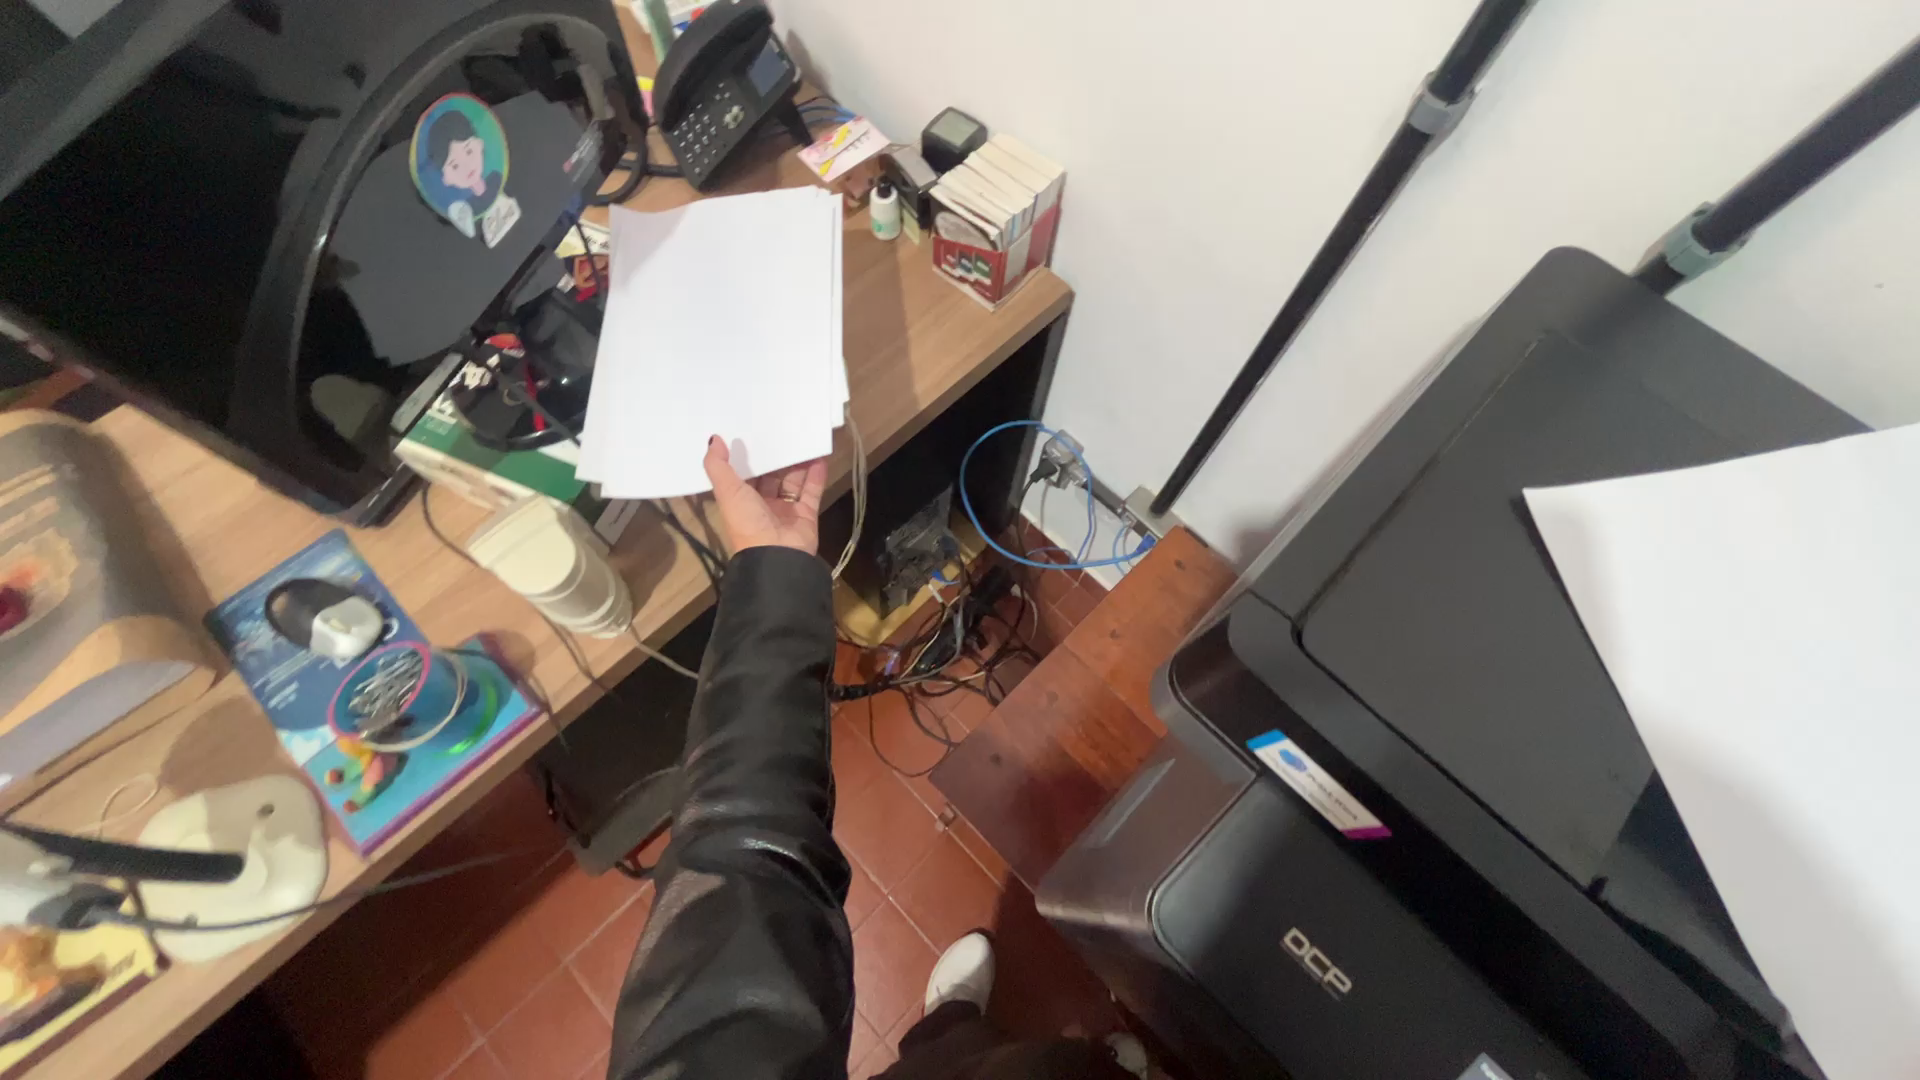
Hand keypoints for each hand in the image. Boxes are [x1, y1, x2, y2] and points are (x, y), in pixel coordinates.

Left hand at [703, 436, 827, 555]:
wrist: (776, 555)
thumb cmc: (747, 522)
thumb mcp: (727, 491)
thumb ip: (718, 465)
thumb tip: (714, 439)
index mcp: (741, 500)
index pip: (745, 474)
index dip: (749, 455)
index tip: (753, 431)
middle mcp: (763, 504)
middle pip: (771, 476)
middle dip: (777, 457)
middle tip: (783, 430)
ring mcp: (786, 509)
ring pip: (793, 481)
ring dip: (798, 463)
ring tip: (803, 438)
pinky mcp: (806, 513)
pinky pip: (812, 491)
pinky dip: (816, 475)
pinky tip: (819, 456)